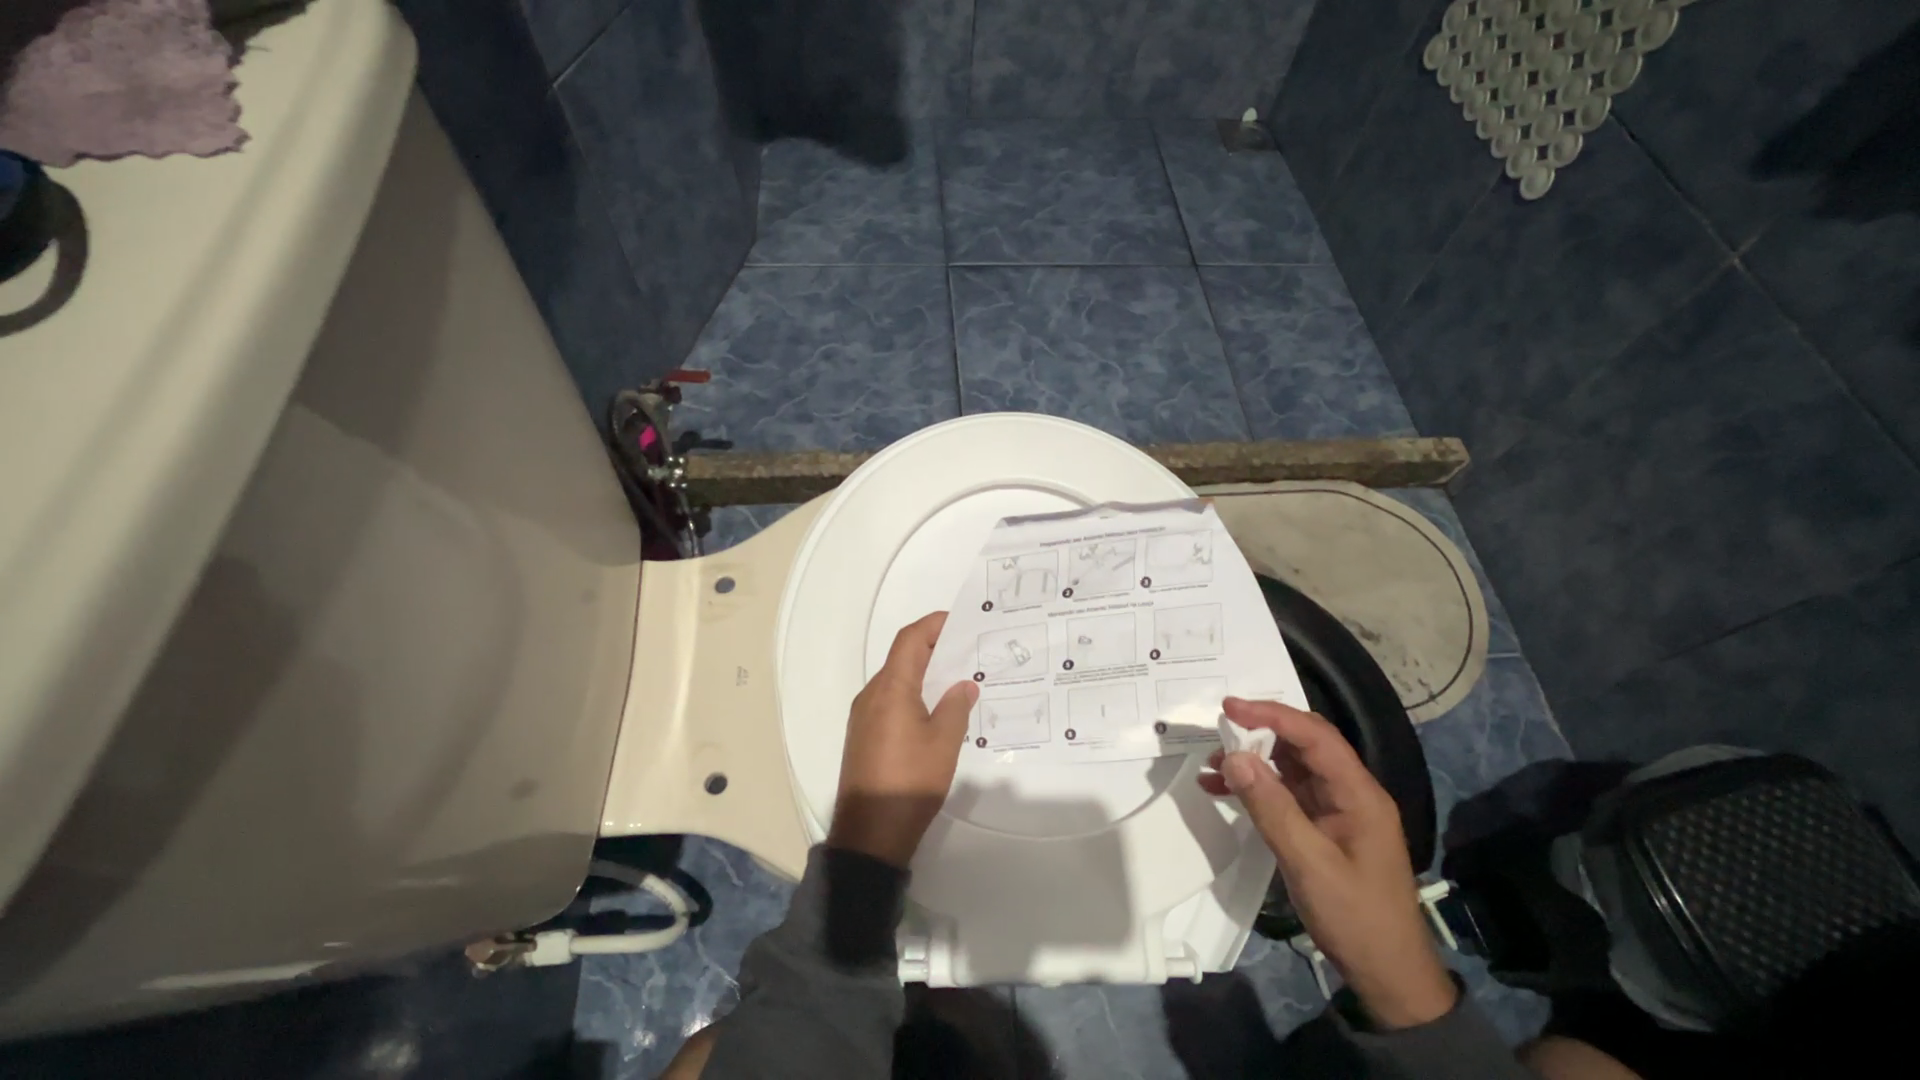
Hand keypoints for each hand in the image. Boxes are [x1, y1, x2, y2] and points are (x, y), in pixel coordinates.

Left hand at [828, 612, 978, 868]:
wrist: (869, 832)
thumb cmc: (910, 781)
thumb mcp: (943, 743)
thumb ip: (955, 707)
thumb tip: (963, 685)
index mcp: (890, 689)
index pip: (910, 641)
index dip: (933, 625)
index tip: (959, 622)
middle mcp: (871, 696)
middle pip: (901, 658)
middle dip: (933, 649)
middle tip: (967, 650)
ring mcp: (863, 717)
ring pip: (895, 681)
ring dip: (923, 673)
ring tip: (957, 678)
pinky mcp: (863, 736)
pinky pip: (889, 701)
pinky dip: (912, 694)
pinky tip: (935, 709)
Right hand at [1201, 697, 1455, 1028]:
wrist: (1388, 974)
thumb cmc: (1356, 917)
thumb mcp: (1309, 863)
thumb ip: (1272, 808)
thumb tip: (1234, 757)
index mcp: (1359, 794)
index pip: (1315, 736)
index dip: (1273, 715)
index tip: (1230, 707)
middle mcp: (1350, 794)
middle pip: (1305, 745)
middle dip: (1261, 732)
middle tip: (1218, 729)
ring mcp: (1337, 812)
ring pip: (1292, 768)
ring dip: (1254, 761)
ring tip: (1212, 764)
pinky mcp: (1324, 830)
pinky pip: (1287, 795)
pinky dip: (1257, 789)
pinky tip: (1225, 792)